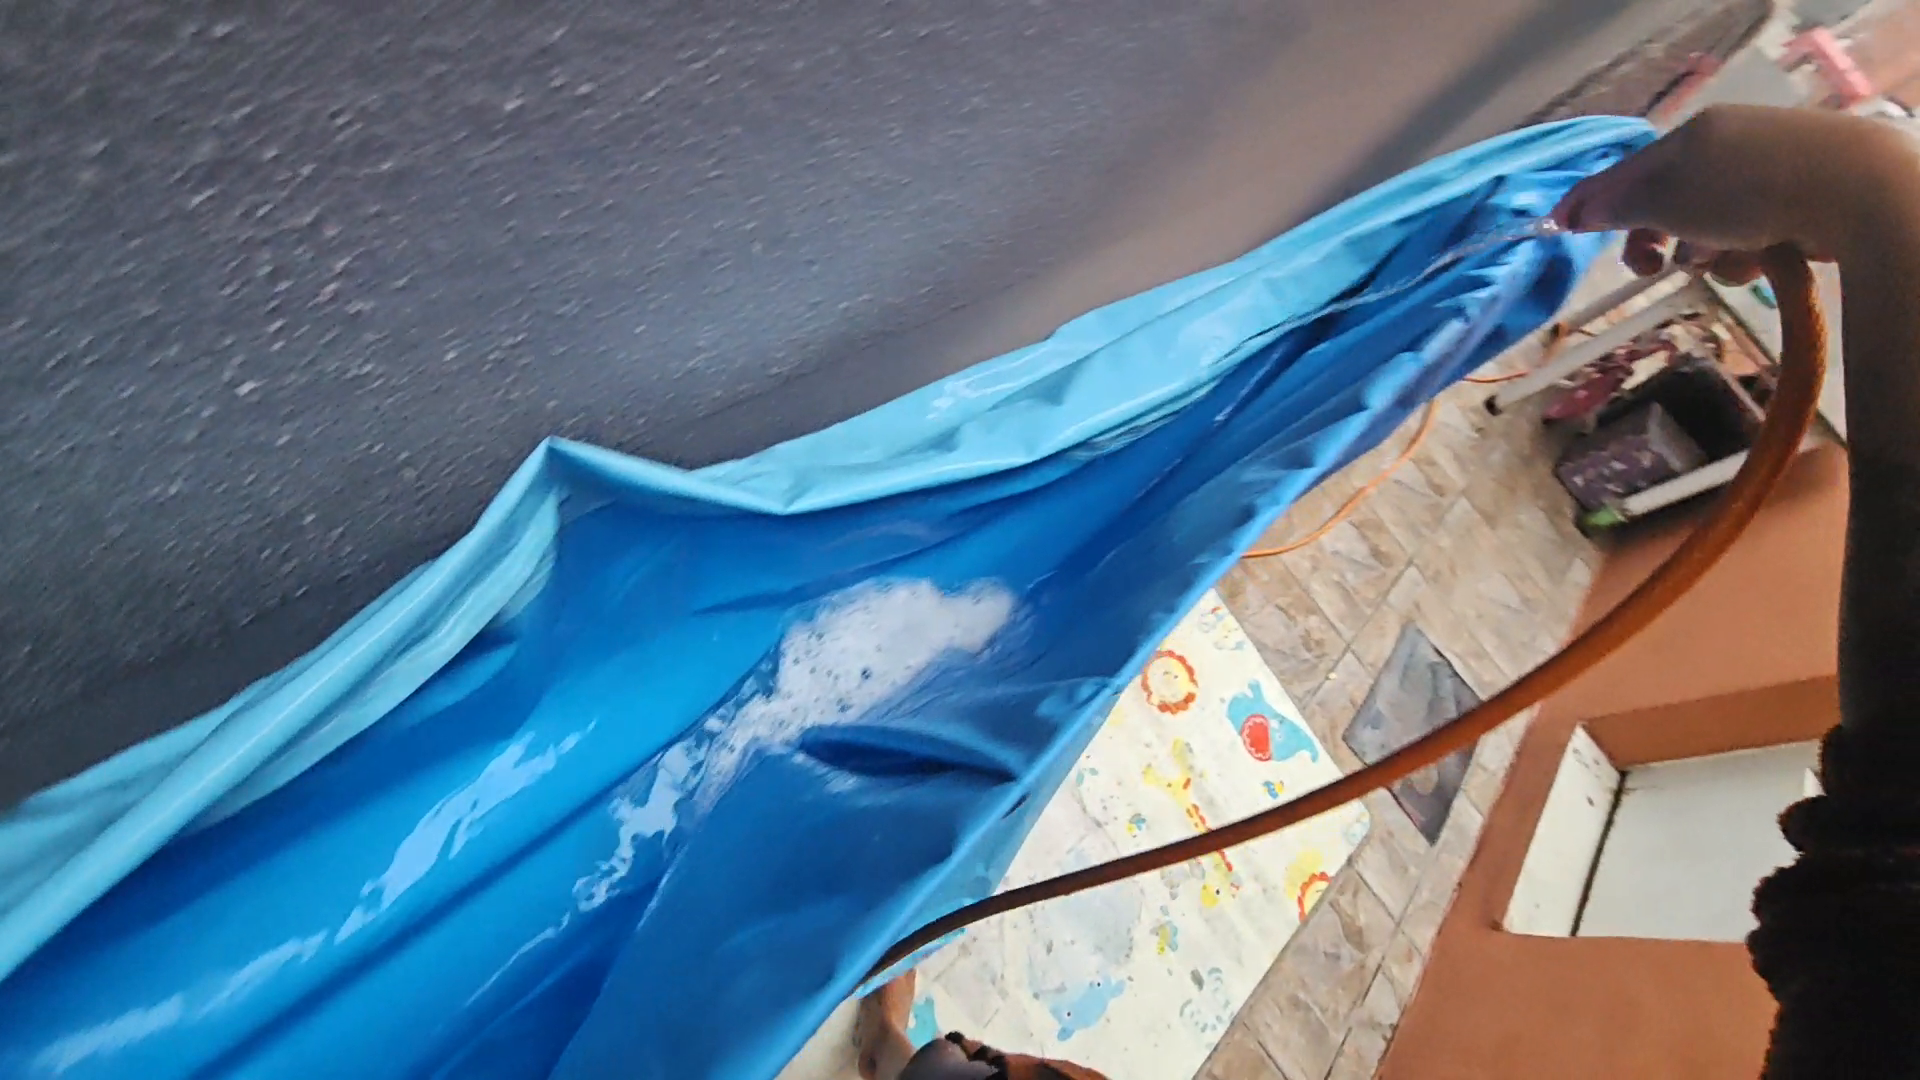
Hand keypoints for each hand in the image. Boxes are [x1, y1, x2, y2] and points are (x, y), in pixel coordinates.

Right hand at [1550, 105, 1918, 279]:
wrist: (1858, 192)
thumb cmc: (1745, 191)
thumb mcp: (1664, 201)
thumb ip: (1617, 207)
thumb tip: (1583, 212)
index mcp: (1691, 138)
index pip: (1622, 172)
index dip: (1586, 201)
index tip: (1556, 227)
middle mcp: (1724, 150)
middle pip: (1659, 206)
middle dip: (1648, 241)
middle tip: (1644, 268)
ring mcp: (1760, 173)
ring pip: (1698, 228)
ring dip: (1697, 253)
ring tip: (1717, 260)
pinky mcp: (1792, 199)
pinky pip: (1739, 237)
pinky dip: (1736, 255)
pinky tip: (1756, 256)